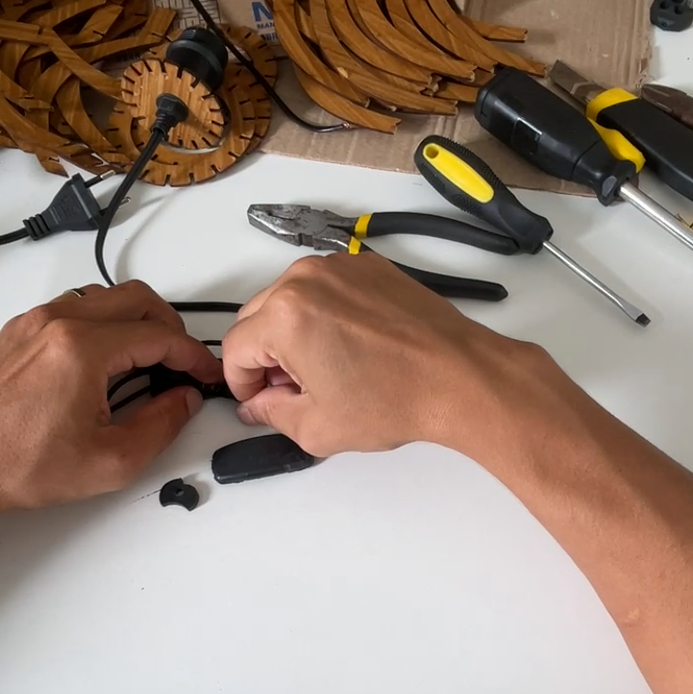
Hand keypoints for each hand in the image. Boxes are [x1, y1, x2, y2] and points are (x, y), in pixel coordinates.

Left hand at [0, 281, 220, 520]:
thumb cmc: (17, 465)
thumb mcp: (110, 461)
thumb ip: (161, 425)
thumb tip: (183, 399)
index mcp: (83, 348)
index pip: (160, 336)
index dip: (193, 356)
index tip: (206, 376)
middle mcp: (58, 322)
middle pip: (137, 299)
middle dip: (171, 329)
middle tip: (182, 364)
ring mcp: (34, 322)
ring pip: (106, 298)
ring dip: (137, 321)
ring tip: (149, 362)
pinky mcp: (18, 332)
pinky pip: (76, 308)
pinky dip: (105, 324)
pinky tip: (108, 363)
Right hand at [220, 253, 532, 456]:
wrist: (458, 376)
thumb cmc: (398, 398)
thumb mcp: (318, 426)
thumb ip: (271, 414)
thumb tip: (258, 404)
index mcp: (286, 316)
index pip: (234, 348)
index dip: (241, 382)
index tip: (257, 399)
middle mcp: (307, 279)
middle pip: (256, 318)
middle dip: (265, 356)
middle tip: (291, 389)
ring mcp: (339, 268)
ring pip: (288, 299)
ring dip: (292, 333)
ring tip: (325, 369)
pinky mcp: (366, 267)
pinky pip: (325, 288)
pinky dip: (324, 313)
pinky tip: (349, 346)